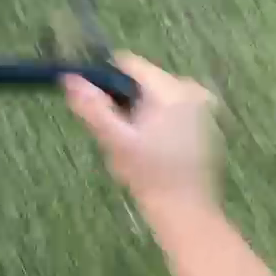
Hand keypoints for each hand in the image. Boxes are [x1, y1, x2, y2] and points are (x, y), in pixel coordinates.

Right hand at [65, 53, 222, 212]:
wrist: (186, 211)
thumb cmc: (149, 175)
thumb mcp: (115, 140)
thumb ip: (92, 107)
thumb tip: (69, 78)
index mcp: (172, 90)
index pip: (130, 64)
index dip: (104, 77)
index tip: (91, 100)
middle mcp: (193, 91)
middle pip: (143, 81)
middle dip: (122, 101)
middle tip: (114, 133)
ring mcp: (203, 108)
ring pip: (155, 97)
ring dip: (138, 113)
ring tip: (132, 145)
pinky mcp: (206, 124)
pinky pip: (171, 110)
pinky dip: (156, 122)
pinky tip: (151, 150)